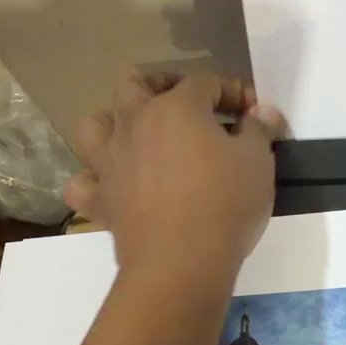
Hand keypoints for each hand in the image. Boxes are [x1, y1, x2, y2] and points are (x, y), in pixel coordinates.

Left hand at [65, 72, 283, 276]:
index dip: (233, 91)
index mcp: (175, 108)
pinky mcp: (100, 201)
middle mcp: (134, 125)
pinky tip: (112, 186)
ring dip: (113, 124)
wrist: (181, 262)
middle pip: (135, 85)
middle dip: (161, 86)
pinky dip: (94, 181)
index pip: (205, 82)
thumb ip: (258, 131)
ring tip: (137, 136)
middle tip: (187, 105)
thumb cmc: (225, 204)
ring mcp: (110, 162)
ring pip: (94, 126)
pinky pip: (82, 184)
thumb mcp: (257, 162)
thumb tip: (263, 113)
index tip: (255, 113)